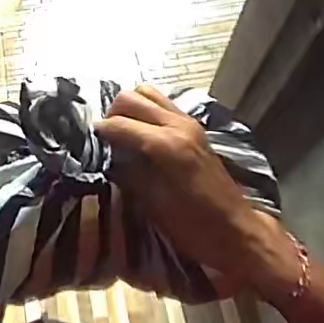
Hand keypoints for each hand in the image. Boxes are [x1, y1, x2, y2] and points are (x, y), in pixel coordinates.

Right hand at [96, 85, 302, 297]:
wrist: (236, 230)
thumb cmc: (194, 227)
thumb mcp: (154, 206)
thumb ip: (130, 173)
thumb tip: (110, 156)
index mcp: (167, 146)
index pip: (121, 124)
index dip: (101, 130)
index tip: (87, 140)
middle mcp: (178, 125)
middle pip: (132, 98)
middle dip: (112, 113)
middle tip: (105, 136)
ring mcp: (188, 122)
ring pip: (148, 92)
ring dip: (130, 106)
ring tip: (122, 130)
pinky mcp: (194, 126)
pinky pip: (163, 103)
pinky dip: (146, 108)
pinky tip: (141, 131)